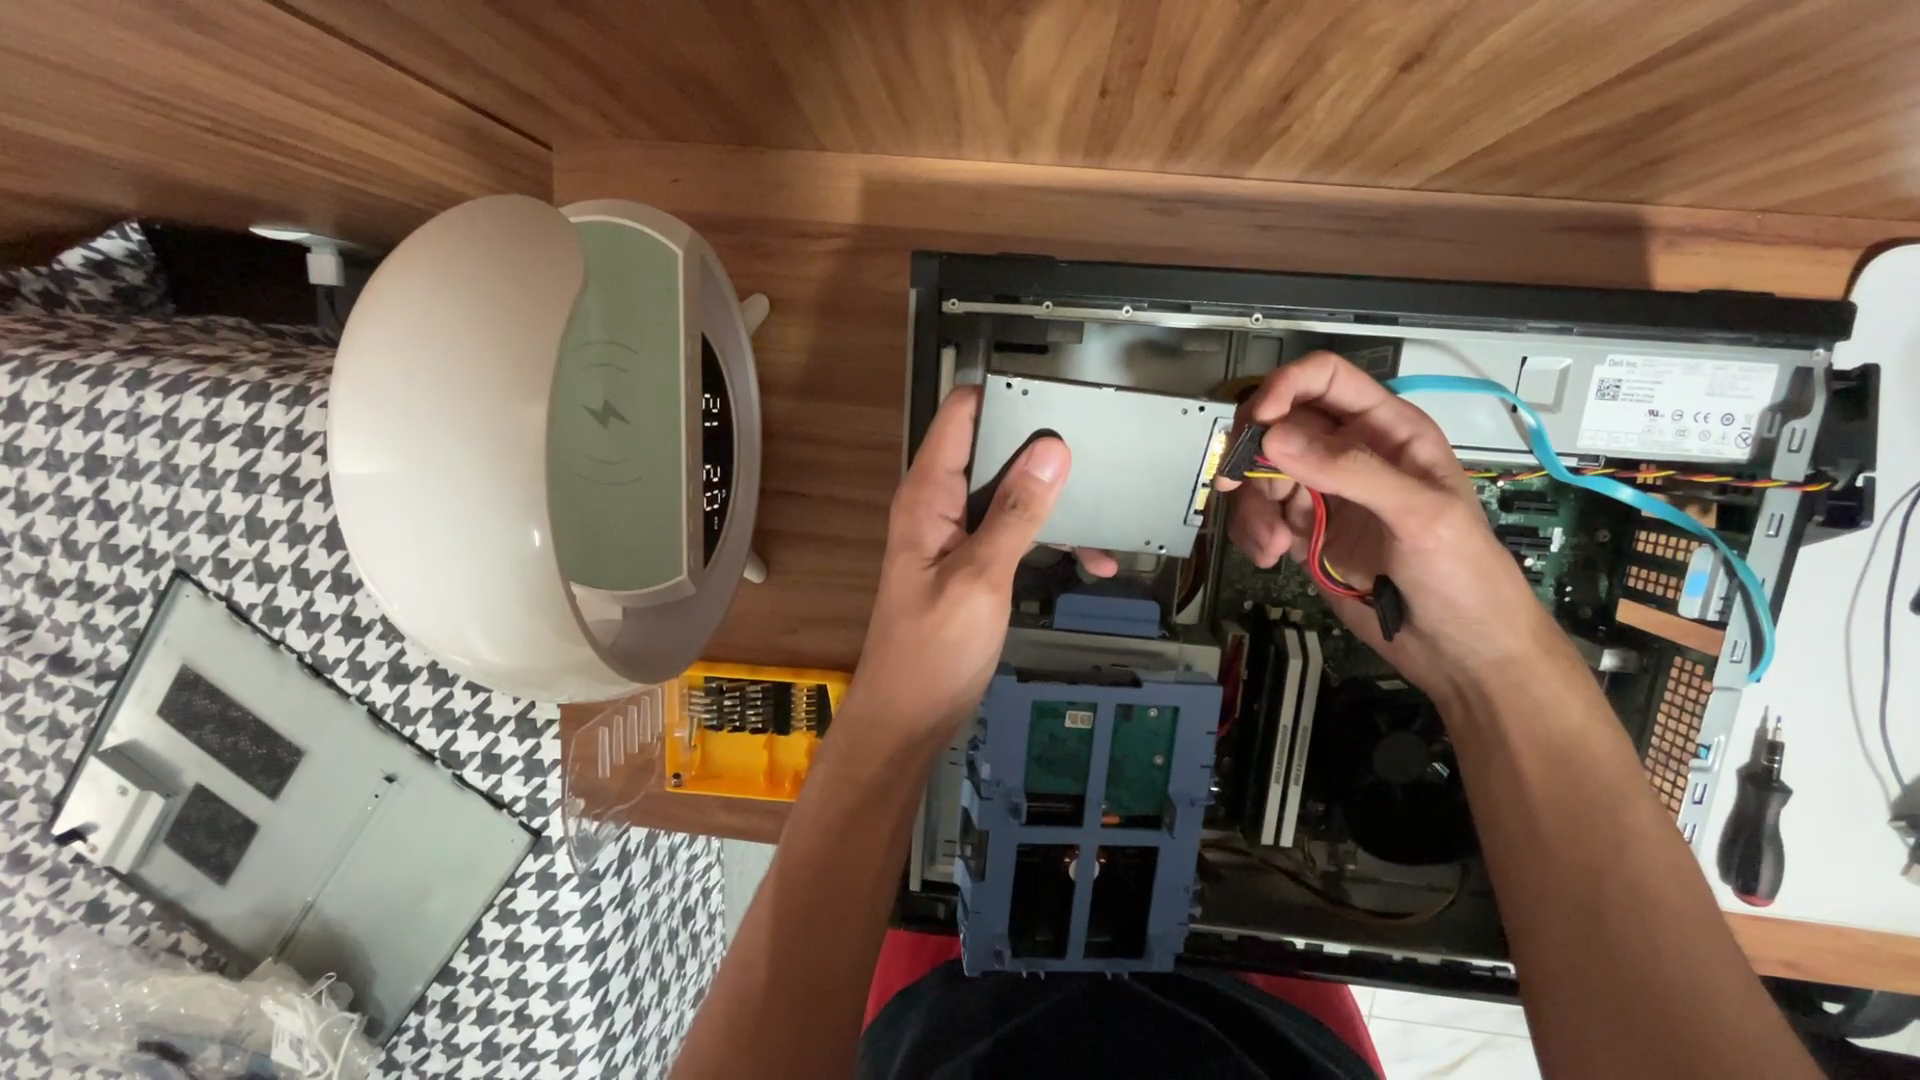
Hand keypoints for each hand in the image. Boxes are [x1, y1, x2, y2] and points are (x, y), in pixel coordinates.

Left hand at [844, 386, 1071, 746]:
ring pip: (1012, 493)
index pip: (961, 415)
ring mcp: (956, 534)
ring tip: (1109, 519)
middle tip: (1101, 458)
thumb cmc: (934, 651)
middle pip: (993, 449)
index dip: (1007, 397)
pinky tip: (1090, 561)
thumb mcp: (981, 578)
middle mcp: (938, 504)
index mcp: (927, 496)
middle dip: (1045, 452)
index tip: (1062, 399)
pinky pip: (1014, 532)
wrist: (909, 717)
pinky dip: (1049, 540)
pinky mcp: (973, 562)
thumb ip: (1015, 512)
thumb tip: (1052, 449)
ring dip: (1056, 503)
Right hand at [1215, 351, 1566, 708]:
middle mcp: (1349, 453)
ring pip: (1260, 474)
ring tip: (1270, 546)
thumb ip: (1350, 470)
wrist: (1459, 651)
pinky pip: (1258, 516)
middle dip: (1253, 455)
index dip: (1284, 389)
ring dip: (1252, 507)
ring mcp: (1323, 494)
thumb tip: (1273, 437)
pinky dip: (1251, 534)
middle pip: (1278, 425)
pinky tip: (1269, 558)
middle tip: (1238, 488)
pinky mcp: (1303, 532)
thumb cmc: (1462, 575)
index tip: (1256, 425)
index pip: (1325, 379)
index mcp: (1387, 430)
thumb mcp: (1419, 515)